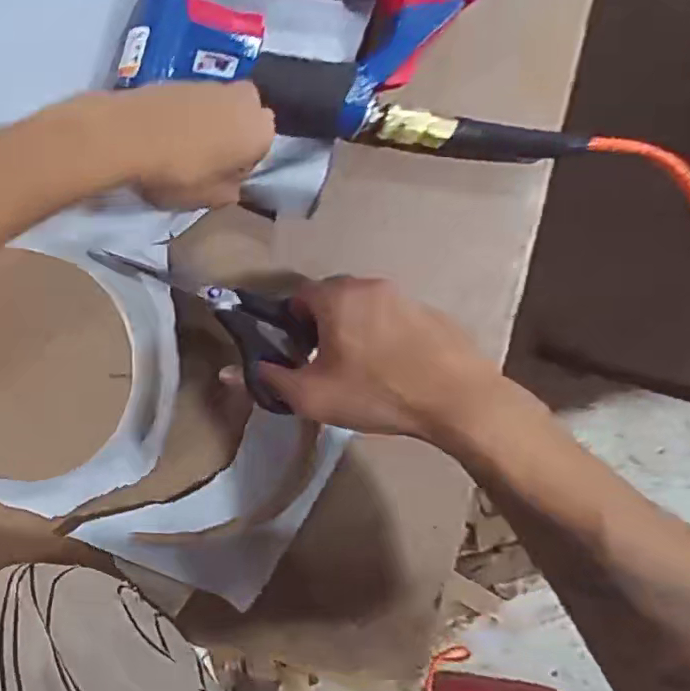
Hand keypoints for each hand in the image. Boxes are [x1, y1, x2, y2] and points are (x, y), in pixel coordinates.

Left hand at [97, 81, 276, 209]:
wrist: (129, 133)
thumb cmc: (175, 172)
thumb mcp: (203, 198)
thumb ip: (226, 194)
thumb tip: (232, 189)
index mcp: (261, 132)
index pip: (255, 157)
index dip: (233, 172)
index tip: (210, 182)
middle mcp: (248, 99)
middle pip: (239, 127)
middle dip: (223, 143)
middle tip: (193, 164)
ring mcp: (216, 83)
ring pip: (217, 112)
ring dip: (203, 127)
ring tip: (173, 148)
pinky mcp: (185, 77)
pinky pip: (191, 103)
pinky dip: (182, 115)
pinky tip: (159, 132)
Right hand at [225, 276, 512, 441]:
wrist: (461, 403)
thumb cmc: (376, 393)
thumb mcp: (309, 395)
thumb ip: (266, 378)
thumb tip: (227, 372)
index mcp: (338, 298)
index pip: (297, 296)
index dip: (287, 323)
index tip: (293, 352)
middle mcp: (371, 287)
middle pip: (331, 298)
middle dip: (318, 323)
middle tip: (319, 360)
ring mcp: (408, 298)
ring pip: (363, 308)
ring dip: (351, 329)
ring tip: (355, 367)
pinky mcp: (436, 316)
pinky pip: (393, 319)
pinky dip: (383, 336)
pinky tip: (389, 369)